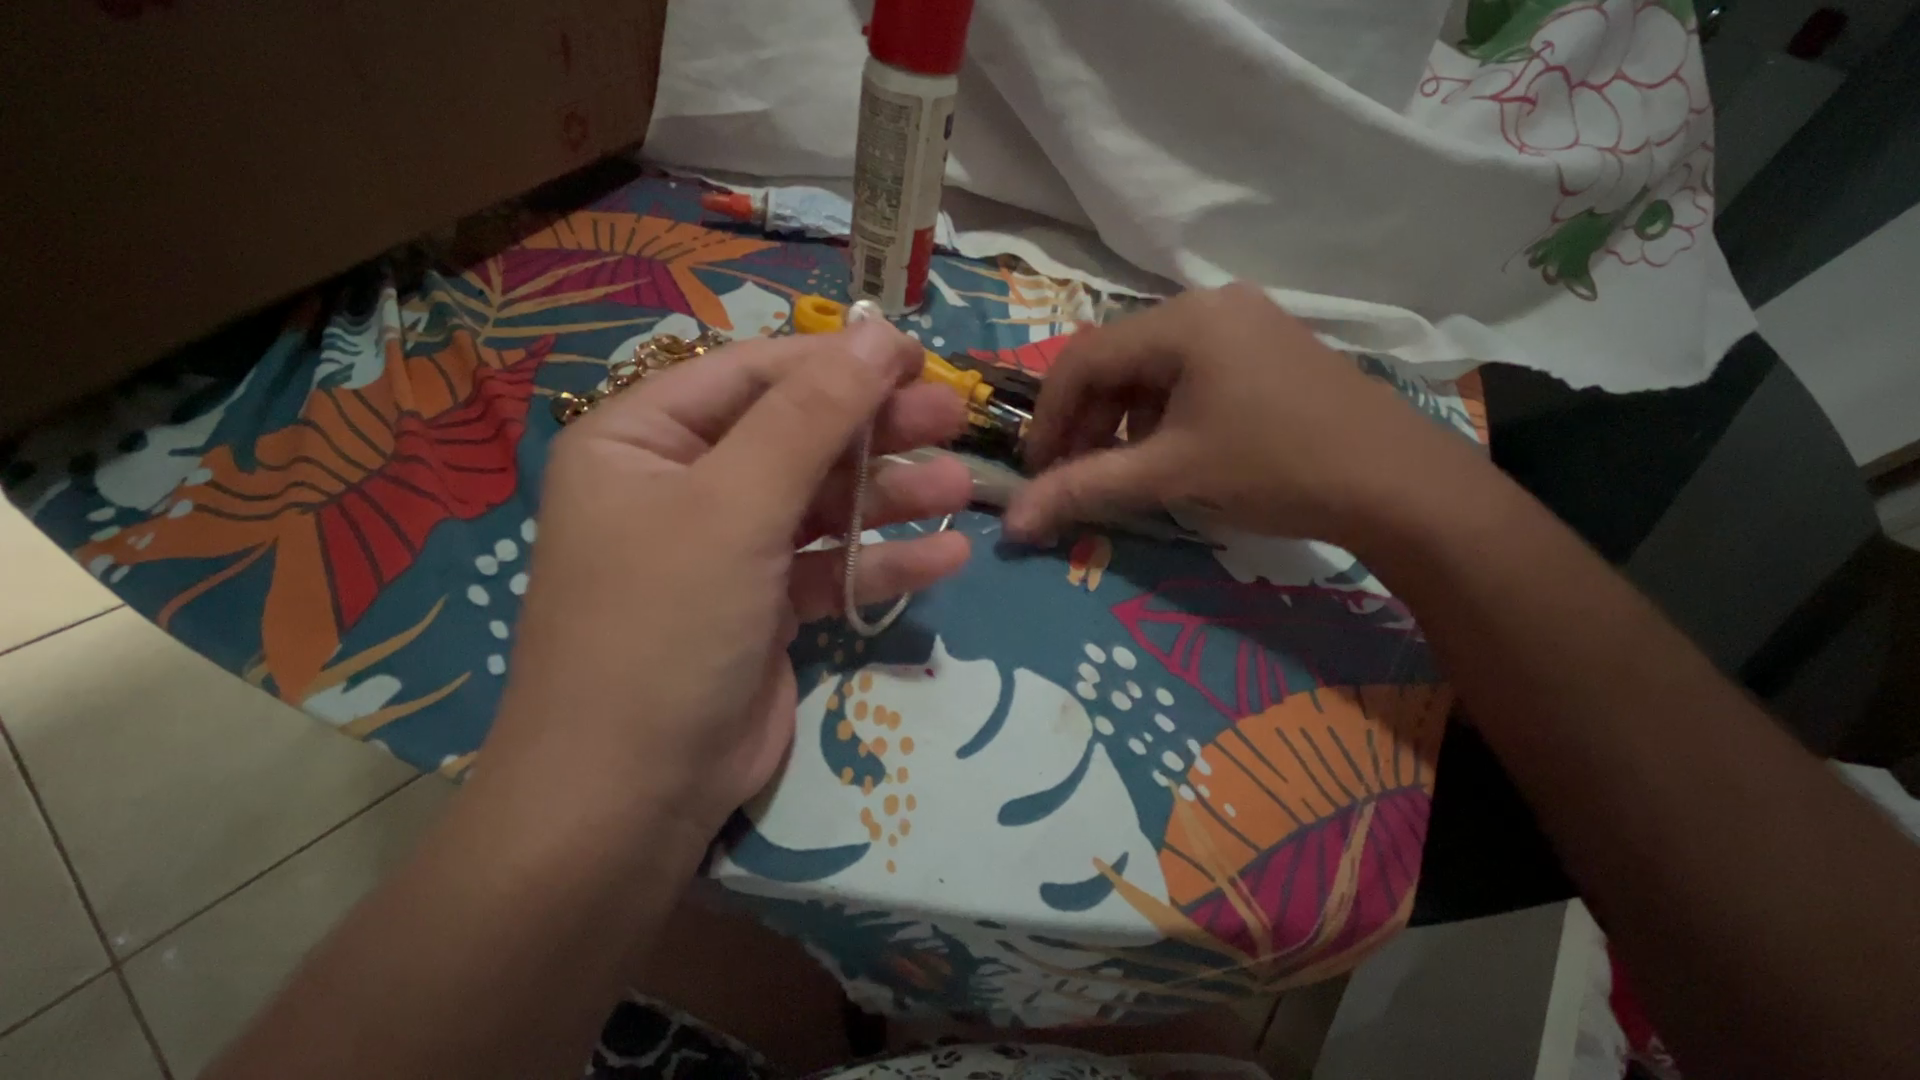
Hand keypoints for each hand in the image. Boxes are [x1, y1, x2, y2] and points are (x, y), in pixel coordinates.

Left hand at [486, 322, 972, 840]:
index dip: (835, 362)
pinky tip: (946, 558)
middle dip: (874, 430)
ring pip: (819, 504)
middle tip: (953, 416)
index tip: (917, 356)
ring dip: (890, 497)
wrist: (629, 797)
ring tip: (962, 486)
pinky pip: (827, 568)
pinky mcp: (760, 609)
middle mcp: (678, 487)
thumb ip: (811, 417)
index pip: (751, 376)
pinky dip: (882, 563)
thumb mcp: (735, 507)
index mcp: (641, 442)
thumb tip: (878, 331)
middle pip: (793, 436)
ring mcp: (722, 552)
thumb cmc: (665, 628)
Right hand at [1006, 284, 1477, 548]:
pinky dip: (1162, 416)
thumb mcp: (1171, 476)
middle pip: (1117, 360)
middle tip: (1072, 476)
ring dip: (1121, 421)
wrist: (1398, 484)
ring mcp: (1245, 325)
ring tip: (1118, 473)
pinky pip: (1190, 376)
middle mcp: (1211, 306)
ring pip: (1152, 371)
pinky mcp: (1268, 351)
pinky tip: (1166, 455)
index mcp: (1184, 320)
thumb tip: (1012, 523)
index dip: (1048, 417)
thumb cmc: (1277, 468)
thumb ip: (1085, 490)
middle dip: (1085, 422)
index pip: (1084, 358)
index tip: (1034, 471)